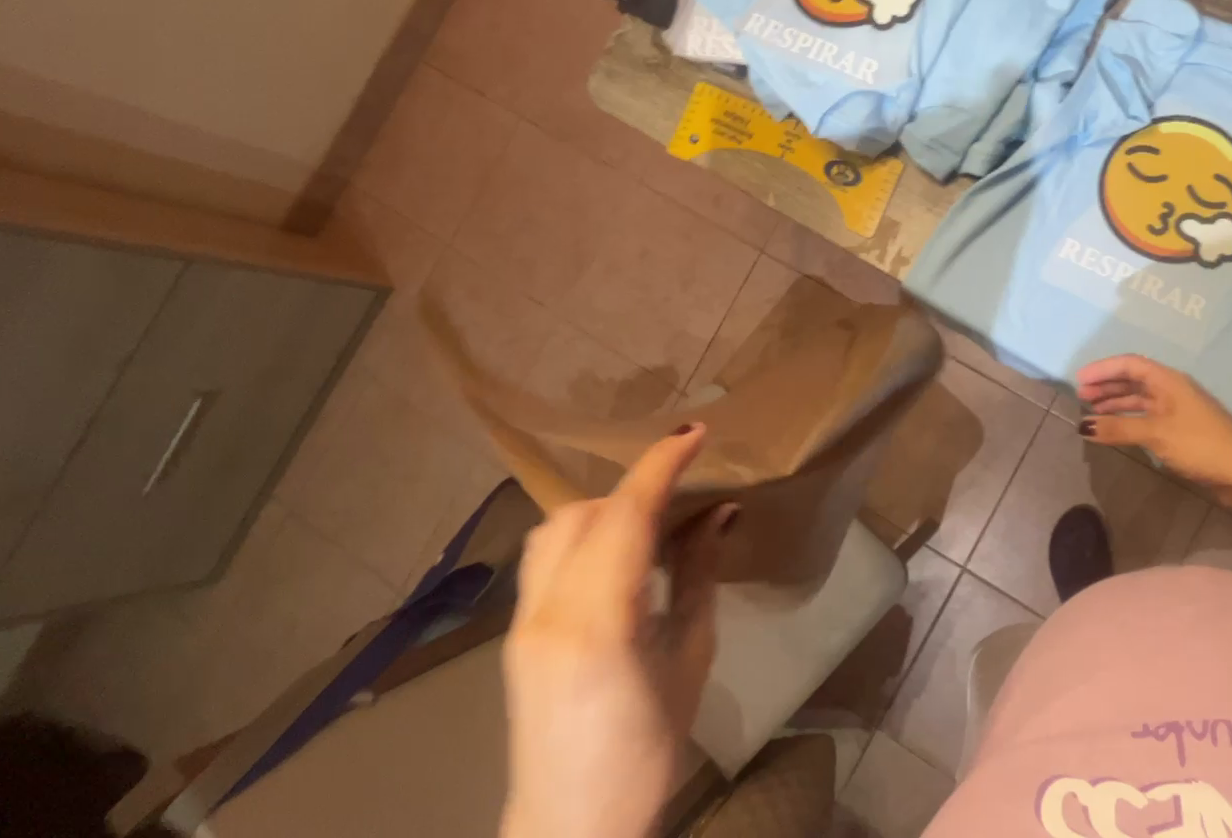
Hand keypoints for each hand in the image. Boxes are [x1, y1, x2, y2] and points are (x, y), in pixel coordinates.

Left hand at [500, 424, 735, 837]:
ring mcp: (521, 621)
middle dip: (633, 490)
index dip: (661, 465)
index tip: (695, 432)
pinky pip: (545, 558)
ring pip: (553, 530)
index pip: (625, 516)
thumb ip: (698, 576)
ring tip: (649, 528)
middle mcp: (546, 611)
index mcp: (598, 622)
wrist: (571, 825)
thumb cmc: (648, 752)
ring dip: (603, 511)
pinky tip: (616, 561)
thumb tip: (717, 514)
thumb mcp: (690, 659)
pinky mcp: (515, 632)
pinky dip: (582, 537)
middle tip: (683, 498)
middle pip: (582, 513)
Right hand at [1075, 354, 1231, 507]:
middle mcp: (1172, 390)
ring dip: (1115, 403)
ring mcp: (1177, 410)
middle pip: (1133, 380)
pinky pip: (1146, 417)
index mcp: (1169, 381)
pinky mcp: (1180, 431)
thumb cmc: (1201, 444)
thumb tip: (1084, 426)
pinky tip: (1115, 429)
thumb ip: (1119, 428)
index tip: (1078, 381)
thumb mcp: (1156, 434)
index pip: (1130, 364)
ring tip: (1092, 412)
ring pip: (1139, 400)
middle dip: (1106, 385)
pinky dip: (1127, 420)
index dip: (1103, 369)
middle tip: (1081, 397)